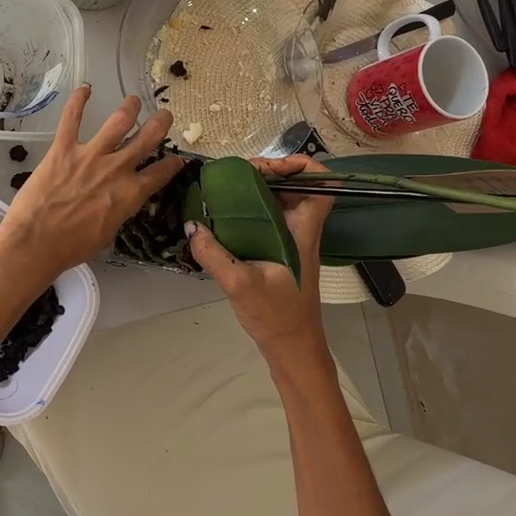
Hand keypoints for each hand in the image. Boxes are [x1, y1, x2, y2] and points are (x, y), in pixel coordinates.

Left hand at [0, 86, 186, 283]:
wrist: (37, 243)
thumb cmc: (71, 248)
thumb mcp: (106, 234)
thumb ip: (117, 212)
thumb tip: (116, 205)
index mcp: (130, 195)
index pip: (160, 174)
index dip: (172, 164)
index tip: (177, 159)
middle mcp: (116, 169)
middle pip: (148, 138)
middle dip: (160, 123)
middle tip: (165, 115)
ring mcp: (90, 155)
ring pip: (119, 121)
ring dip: (129, 107)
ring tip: (133, 100)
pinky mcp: (63, 149)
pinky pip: (72, 118)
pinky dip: (79, 100)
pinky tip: (85, 88)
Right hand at [186, 156, 336, 362]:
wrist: (292, 348)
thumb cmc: (277, 317)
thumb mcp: (240, 285)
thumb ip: (214, 255)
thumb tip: (192, 225)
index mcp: (303, 232)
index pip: (323, 186)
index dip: (304, 167)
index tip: (271, 167)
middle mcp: (301, 232)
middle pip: (296, 187)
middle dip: (270, 172)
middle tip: (239, 175)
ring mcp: (290, 243)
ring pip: (281, 202)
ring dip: (259, 190)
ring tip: (228, 189)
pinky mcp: (278, 254)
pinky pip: (268, 220)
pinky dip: (251, 210)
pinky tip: (226, 216)